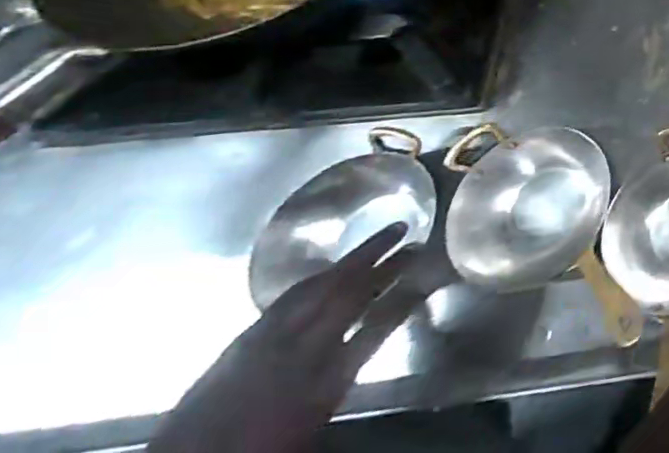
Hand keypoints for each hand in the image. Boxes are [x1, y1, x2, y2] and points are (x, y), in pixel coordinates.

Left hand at [148, 225, 421, 452]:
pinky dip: (315, 279)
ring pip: (316, 290)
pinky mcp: (240, 342)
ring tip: (378, 241)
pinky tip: (327, 273)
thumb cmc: (259, 449)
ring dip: (350, 261)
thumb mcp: (312, 422)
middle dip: (383, 264)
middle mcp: (298, 355)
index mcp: (323, 383)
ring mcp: (265, 343)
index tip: (428, 273)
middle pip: (348, 297)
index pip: (376, 327)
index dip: (405, 297)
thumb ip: (339, 379)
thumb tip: (364, 342)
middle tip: (411, 236)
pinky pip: (287, 299)